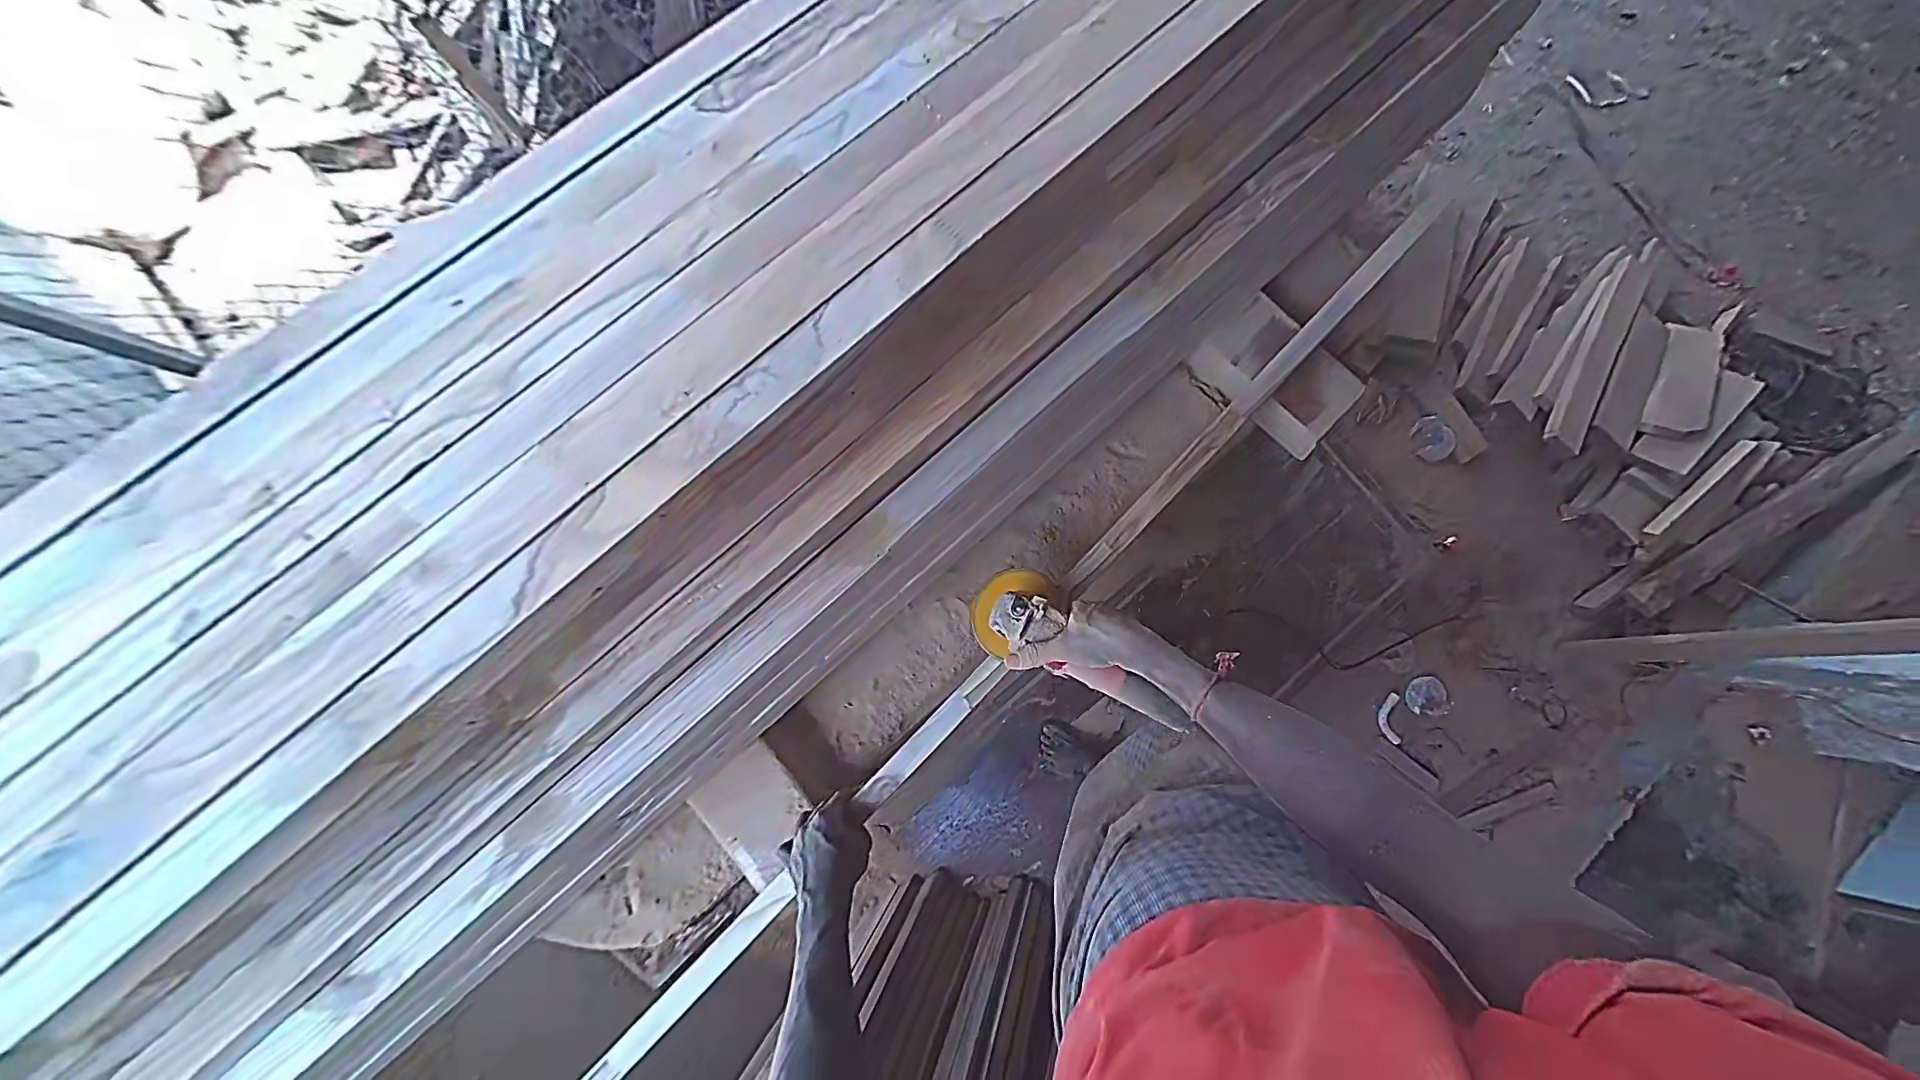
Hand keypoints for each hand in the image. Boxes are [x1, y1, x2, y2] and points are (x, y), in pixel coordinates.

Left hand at [787, 791, 871, 902]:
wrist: (824, 900)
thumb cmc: (843, 872)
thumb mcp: (863, 842)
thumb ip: (859, 824)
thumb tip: (859, 814)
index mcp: (827, 815)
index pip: (841, 796)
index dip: (852, 795)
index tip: (859, 798)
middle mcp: (808, 823)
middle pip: (823, 806)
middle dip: (836, 808)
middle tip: (848, 814)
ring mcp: (796, 839)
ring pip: (805, 820)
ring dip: (816, 821)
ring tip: (827, 828)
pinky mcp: (789, 857)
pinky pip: (790, 843)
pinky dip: (797, 842)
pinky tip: (805, 846)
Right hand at [1005, 602, 1139, 695]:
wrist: (1137, 650)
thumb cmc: (1103, 643)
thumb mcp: (1062, 650)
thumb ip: (1037, 653)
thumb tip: (1013, 659)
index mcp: (1076, 609)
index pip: (1057, 619)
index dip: (1054, 636)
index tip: (1054, 649)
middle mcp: (1094, 609)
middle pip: (1074, 627)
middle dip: (1071, 645)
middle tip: (1073, 660)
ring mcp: (1111, 618)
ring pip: (1092, 634)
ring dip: (1089, 649)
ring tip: (1091, 663)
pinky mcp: (1124, 629)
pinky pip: (1108, 639)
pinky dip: (1105, 650)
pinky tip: (1106, 662)